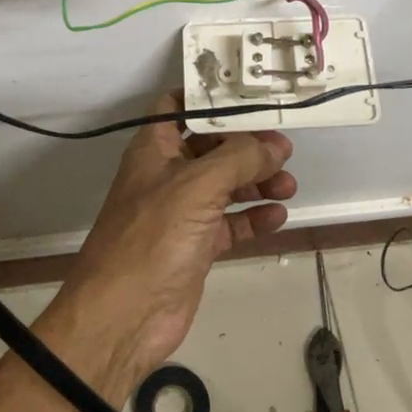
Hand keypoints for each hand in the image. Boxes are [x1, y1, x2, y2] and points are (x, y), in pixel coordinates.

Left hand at [46, 92, 295, 394]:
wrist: (123, 316)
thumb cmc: (153, 237)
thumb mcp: (197, 186)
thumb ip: (239, 158)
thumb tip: (275, 145)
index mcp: (154, 149)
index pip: (179, 106)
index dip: (211, 97)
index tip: (251, 95)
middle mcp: (167, 175)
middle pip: (212, 147)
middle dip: (247, 145)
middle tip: (284, 149)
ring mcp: (181, 213)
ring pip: (225, 186)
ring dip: (257, 182)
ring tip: (289, 186)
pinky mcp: (195, 247)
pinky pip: (230, 223)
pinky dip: (253, 218)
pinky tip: (278, 217)